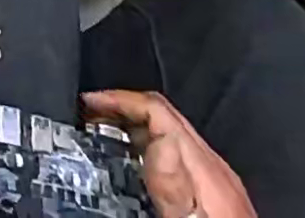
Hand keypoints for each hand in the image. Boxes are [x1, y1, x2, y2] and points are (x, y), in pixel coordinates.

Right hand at [82, 90, 255, 217]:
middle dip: (122, 110)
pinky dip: (147, 152)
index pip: (159, 111)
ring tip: (103, 136)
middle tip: (88, 116)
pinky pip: (175, 159)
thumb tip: (159, 141)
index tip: (90, 105)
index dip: (120, 100)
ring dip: (133, 129)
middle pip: (163, 117)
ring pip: (169, 136)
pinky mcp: (214, 202)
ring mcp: (216, 186)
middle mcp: (213, 171)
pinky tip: (133, 170)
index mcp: (206, 172)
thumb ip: (173, 190)